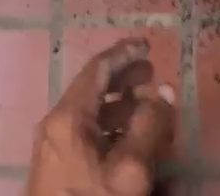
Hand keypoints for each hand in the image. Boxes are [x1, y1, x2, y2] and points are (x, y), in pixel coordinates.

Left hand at [29, 38, 176, 195]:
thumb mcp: (129, 170)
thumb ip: (150, 126)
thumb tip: (164, 91)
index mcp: (67, 116)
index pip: (98, 69)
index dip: (125, 53)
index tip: (149, 46)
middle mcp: (55, 126)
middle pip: (94, 90)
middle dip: (126, 80)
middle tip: (154, 75)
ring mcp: (55, 151)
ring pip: (92, 116)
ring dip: (123, 110)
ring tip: (153, 114)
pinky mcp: (59, 173)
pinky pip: (88, 140)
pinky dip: (113, 134)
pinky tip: (136, 147)